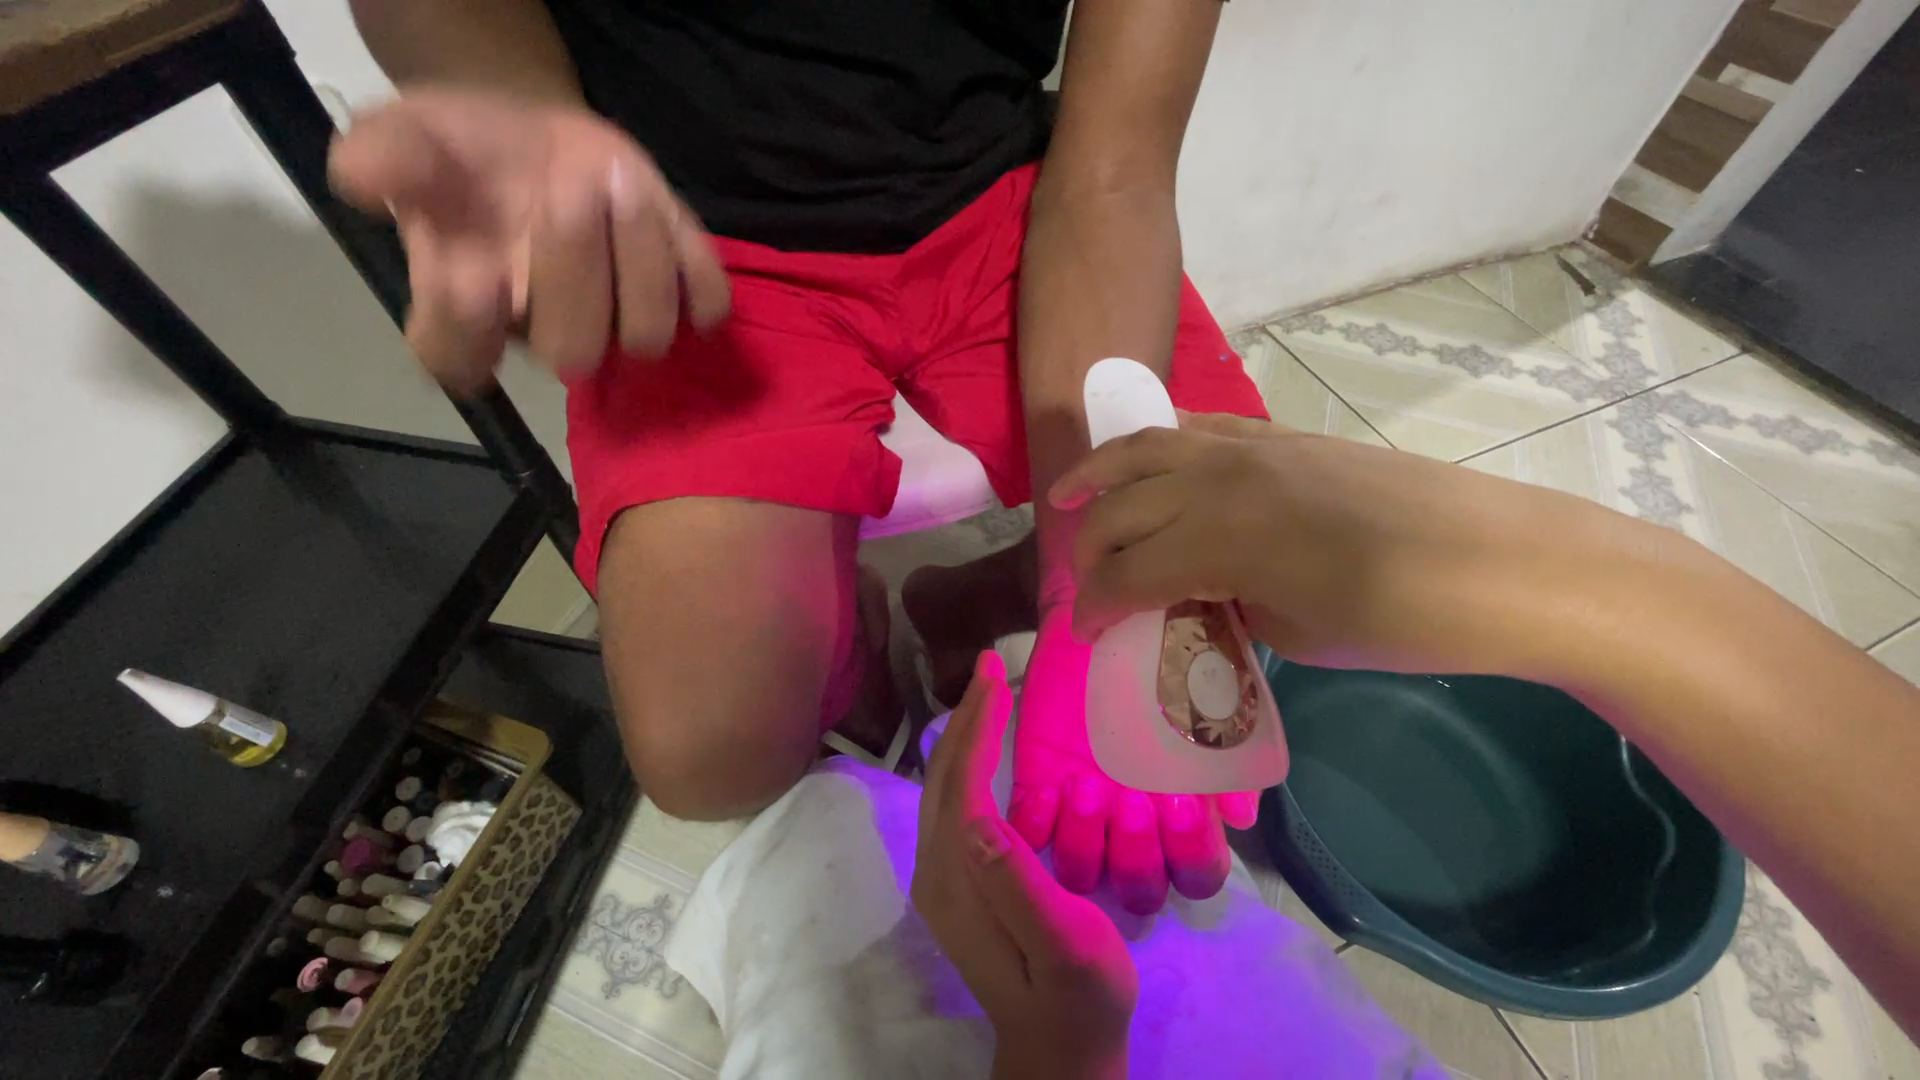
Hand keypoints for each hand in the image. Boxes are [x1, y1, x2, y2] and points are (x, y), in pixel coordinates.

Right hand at [328, 89, 729, 393]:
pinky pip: (707, 305)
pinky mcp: (680, 299)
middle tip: (570, 186)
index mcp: (469, 311)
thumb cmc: (468, 151)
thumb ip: (390, 156)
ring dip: (640, 252)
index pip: (460, 362)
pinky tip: (666, 218)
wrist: (538, 137)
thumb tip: (359, 177)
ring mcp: (619, 323)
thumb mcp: (414, 133)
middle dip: (576, 267)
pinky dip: (696, 264)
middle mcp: (547, 332)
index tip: (478, 271)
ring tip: (619, 180)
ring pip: (648, 334)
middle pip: (575, 353)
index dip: (472, 332)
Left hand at [914, 651, 1136, 1079]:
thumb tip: (978, 820)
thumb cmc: (1078, 997)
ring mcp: (941, 877)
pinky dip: (968, 762)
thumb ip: (1017, 886)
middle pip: (943, 776)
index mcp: (960, 879)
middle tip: (991, 666)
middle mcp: (936, 872)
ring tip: (989, 693)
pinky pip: (953, 803)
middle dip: (965, 716)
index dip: (976, 724)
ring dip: (963, 735)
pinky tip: (986, 748)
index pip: (960, 781)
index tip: (995, 673)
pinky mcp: (955, 882)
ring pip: (943, 786)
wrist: (1059, 1050)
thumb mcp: (1064, 947)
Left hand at [1010, 605, 1256, 913]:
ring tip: (1084, 786)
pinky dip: (1036, 822)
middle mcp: (1130, 822)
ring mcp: (1079, 811)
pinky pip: (1029, 834)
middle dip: (1138, 853)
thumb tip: (1239, 817)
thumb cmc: (1152, 662)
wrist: (1093, 622)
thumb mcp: (1199, 699)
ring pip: (1082, 871)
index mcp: (1176, 809)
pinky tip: (1046, 789)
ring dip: (1085, 841)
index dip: (1191, 853)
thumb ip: (1226, 754)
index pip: (1197, 873)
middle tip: (1133, 800)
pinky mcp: (1034, 789)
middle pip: (1140, 888)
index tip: (1182, 801)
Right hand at [1049, 412, 1638, 676]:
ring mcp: (1251, 448)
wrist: (1502, 563)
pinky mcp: (1281, 435)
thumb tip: (1201, 592)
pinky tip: (1144, 459)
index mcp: (1220, 542)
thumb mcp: (1295, 634)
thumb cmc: (1399, 619)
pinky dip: (1155, 444)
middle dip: (1088, 552)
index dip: (1094, 608)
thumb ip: (1229, 605)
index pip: (1127, 574)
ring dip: (1097, 475)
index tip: (1082, 634)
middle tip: (1083, 586)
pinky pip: (1196, 428)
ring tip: (1065, 496)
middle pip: (1122, 510)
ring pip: (1145, 449)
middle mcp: (1220, 480)